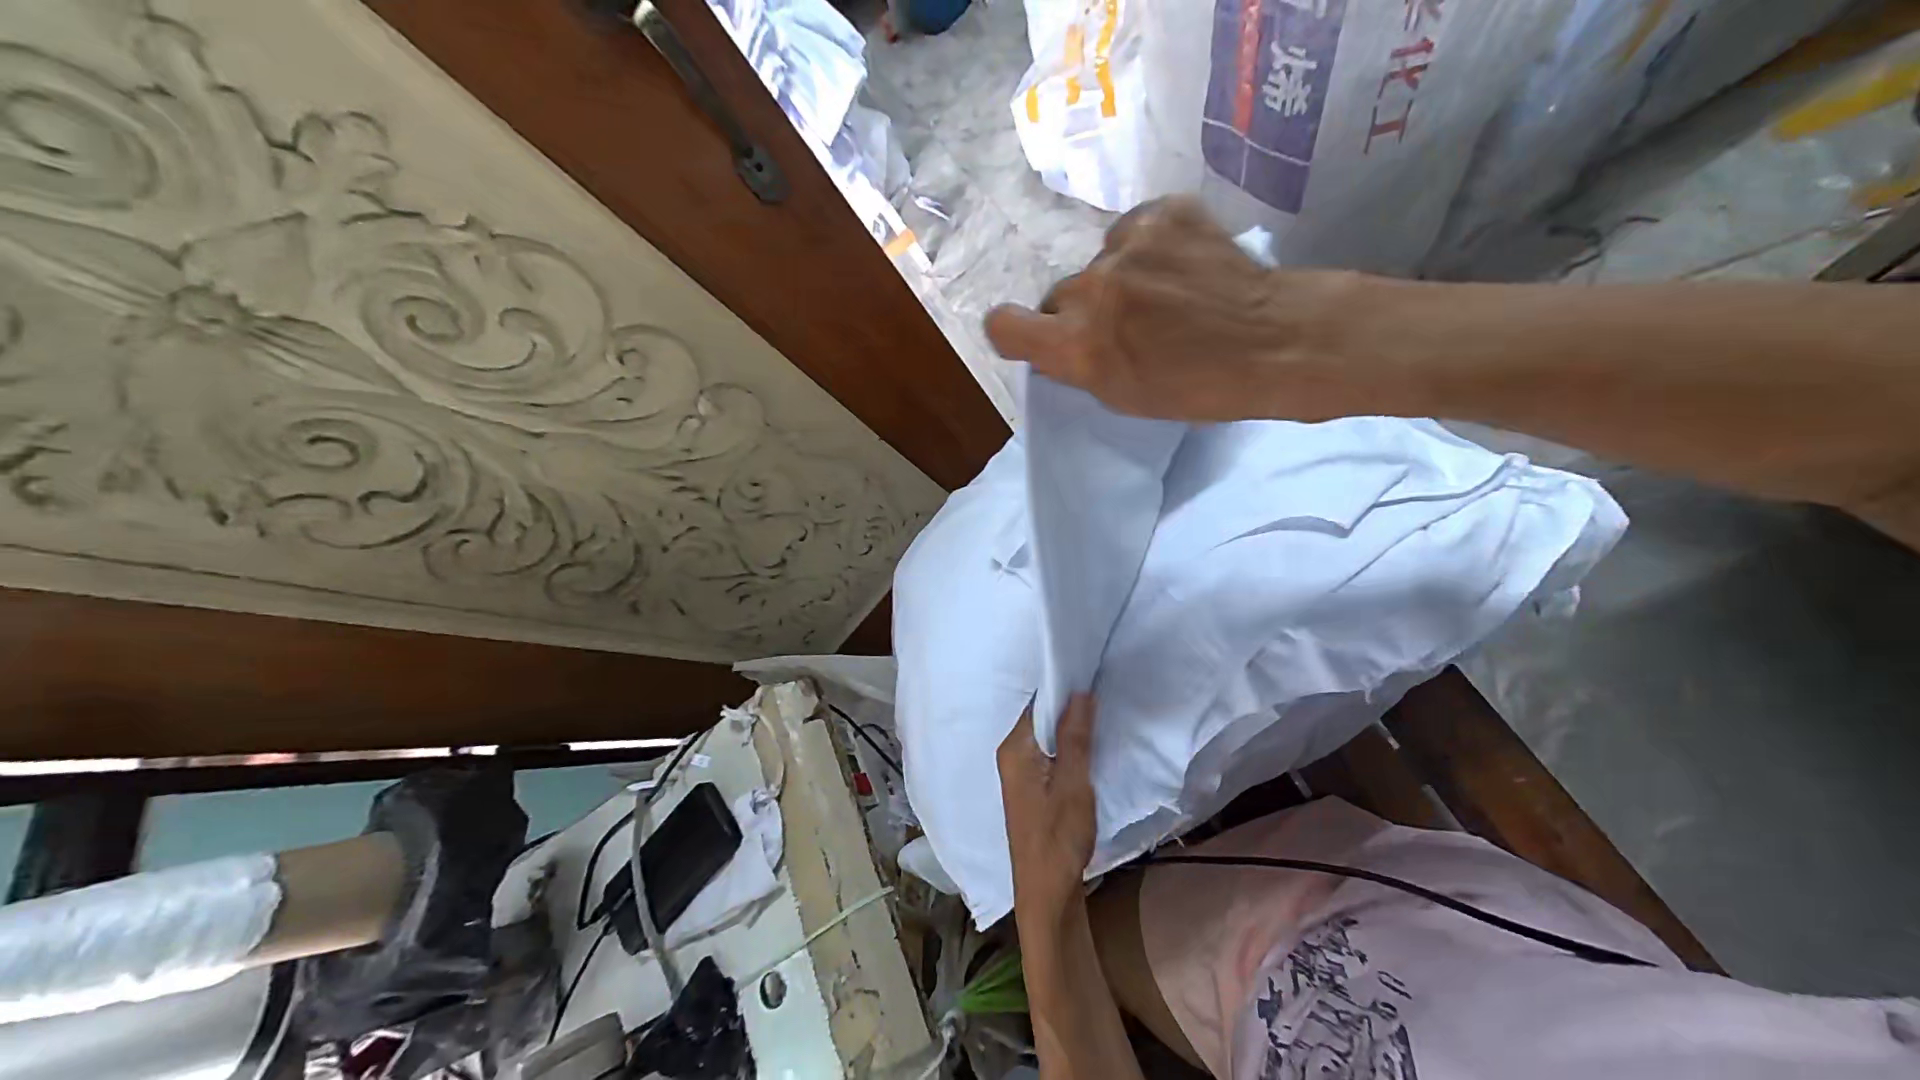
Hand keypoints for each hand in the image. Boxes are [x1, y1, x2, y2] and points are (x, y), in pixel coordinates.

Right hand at [985, 196, 1371, 422]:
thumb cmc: (1198, 388)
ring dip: (1119, 278)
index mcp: (1078, 344)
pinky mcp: (1162, 212)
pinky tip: (1182, 266)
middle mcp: (1092, 289)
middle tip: (1127, 326)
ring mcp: (1127, 245)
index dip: (1015, 331)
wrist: (1277, 340)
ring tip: (1166, 295)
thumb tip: (1056, 340)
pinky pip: (1133, 231)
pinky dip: (1149, 248)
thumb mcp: (1122, 396)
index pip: (1004, 325)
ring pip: (1099, 263)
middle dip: (1083, 311)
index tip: (1036, 336)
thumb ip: (1077, 364)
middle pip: (1060, 294)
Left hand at [998, 694, 1097, 923]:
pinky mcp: (1032, 790)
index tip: (1093, 676)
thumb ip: (1075, 737)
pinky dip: (1068, 750)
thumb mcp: (1073, 783)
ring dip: (1071, 731)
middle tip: (1103, 695)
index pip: (1038, 704)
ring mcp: (1020, 774)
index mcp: (1014, 748)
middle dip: (1070, 709)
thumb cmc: (1059, 836)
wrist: (1047, 893)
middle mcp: (1011, 756)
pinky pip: (1049, 756)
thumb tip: (1080, 691)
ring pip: (1047, 739)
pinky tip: (1090, 750)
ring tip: (1102, 717)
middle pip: (1041, 720)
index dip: (1064, 690)